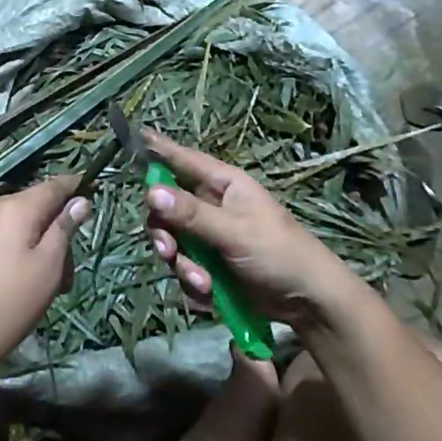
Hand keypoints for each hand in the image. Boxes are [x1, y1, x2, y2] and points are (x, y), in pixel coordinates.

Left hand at [0, 176, 88, 383]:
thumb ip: (63, 230)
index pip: (52, 185)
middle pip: (30, 207)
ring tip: (35, 288)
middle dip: (52, 231)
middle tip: (65, 277)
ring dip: (29, 245)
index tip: (90, 192)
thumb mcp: (47, 270)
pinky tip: (3, 286)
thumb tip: (78, 201)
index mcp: (14, 207)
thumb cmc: (4, 305)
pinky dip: (5, 252)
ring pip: (8, 225)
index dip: (73, 187)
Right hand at [142, 131, 370, 329]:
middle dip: (164, 232)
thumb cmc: (278, 253)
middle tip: (167, 250)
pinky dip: (192, 281)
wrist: (307, 302)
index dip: (159, 149)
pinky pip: (184, 266)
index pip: (183, 159)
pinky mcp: (210, 264)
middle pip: (166, 207)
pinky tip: (209, 293)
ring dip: (181, 263)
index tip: (134, 138)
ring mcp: (210, 236)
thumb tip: (151, 192)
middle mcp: (212, 206)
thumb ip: (191, 213)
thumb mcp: (234, 232)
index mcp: (223, 185)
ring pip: (172, 241)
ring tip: (201, 281)